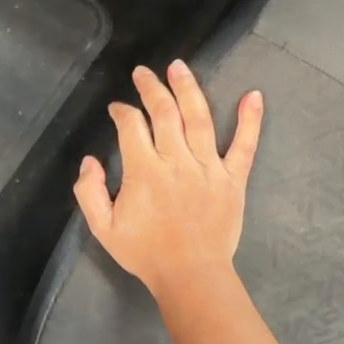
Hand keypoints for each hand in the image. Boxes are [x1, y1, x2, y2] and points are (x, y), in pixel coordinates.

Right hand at [75, 60, 262, 297]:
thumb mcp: (102, 227)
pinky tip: (254, 96)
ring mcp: (208, 168)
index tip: (117, 108)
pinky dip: (250, 120)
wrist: (190, 274)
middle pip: (164, 113)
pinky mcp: (232, 179)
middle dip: (151, 88)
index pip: (131, 127)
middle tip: (144, 72)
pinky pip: (244, 145)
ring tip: (179, 68)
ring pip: (199, 118)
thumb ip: (89, 192)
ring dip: (188, 89)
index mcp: (144, 171)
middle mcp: (176, 161)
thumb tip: (90, 160)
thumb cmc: (144, 252)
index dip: (122, 112)